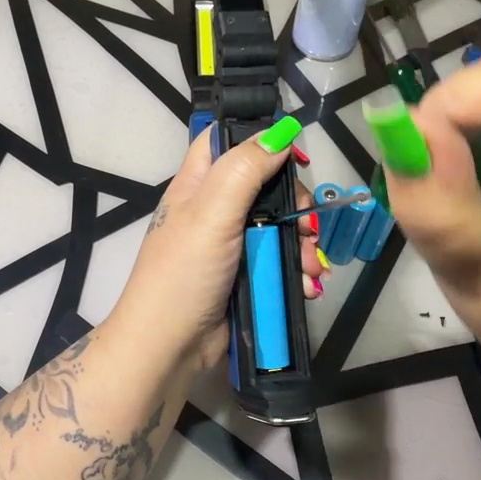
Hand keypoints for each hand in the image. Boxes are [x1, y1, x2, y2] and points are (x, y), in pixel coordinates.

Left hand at [109, 127, 325, 367]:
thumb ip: (245, 169)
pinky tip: (309, 285)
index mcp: (198, 184)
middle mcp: (214, 210)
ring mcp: (231, 246)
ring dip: (302, 244)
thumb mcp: (212, 211)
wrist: (169, 347)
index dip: (259, 139)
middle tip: (307, 226)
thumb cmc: (184, 271)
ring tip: (311, 266)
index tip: (294, 154)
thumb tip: (279, 132)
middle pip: (265, 186)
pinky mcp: (245, 277)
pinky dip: (297, 271)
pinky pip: (279, 262)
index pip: (226, 142)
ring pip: (279, 227)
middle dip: (295, 205)